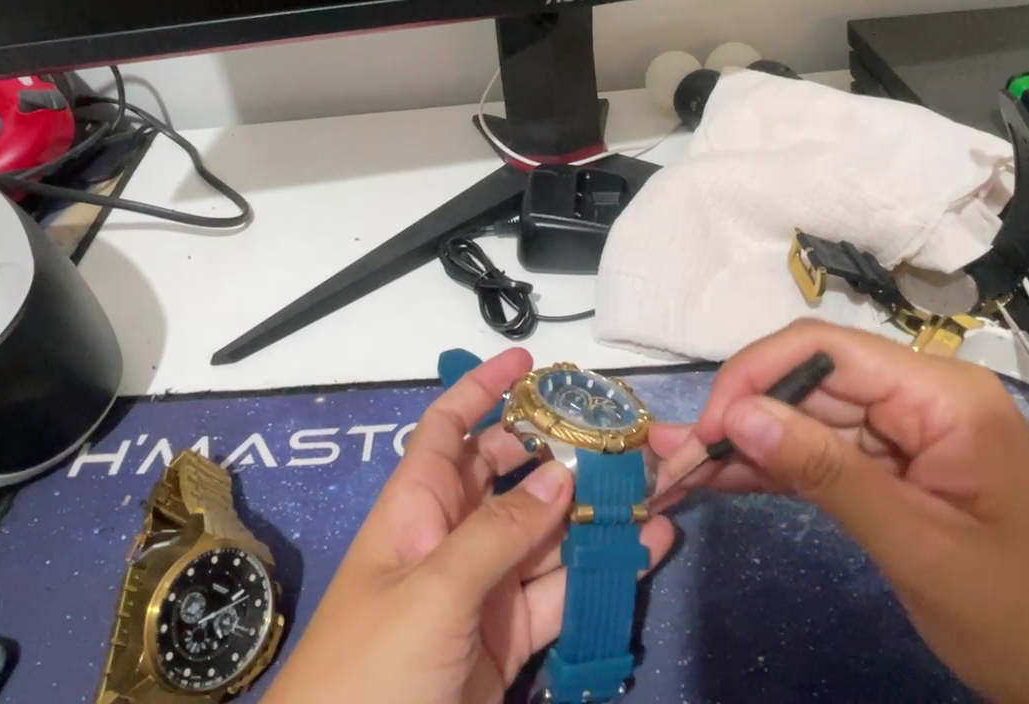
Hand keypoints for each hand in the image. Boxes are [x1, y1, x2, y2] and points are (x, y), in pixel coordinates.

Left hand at [264, 348, 675, 703]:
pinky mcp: (509, 638)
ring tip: (656, 484)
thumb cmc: (372, 665)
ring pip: (545, 534)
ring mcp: (483, 588)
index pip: (449, 427)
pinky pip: (561, 593)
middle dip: (559, 451)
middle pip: (510, 476)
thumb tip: (560, 473)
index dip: (482, 388)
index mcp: (418, 505)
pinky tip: (649, 548)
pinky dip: (602, 573)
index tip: (530, 362)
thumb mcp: (432, 590)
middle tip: (620, 435)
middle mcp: (452, 536)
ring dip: (595, 512)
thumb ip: (499, 531)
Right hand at [649, 320, 1028, 703]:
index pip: (825, 350)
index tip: (707, 430)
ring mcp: (906, 434)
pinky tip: (722, 482)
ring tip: (681, 471)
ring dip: (745, 445)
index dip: (754, 377)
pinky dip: (774, 471)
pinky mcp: (895, 471)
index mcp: (940, 394)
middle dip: (738, 414)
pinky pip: (822, 456)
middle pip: (807, 382)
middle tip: (676, 459)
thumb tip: (737, 415)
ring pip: (805, 419)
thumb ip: (826, 472)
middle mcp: (919, 398)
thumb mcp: (920, 546)